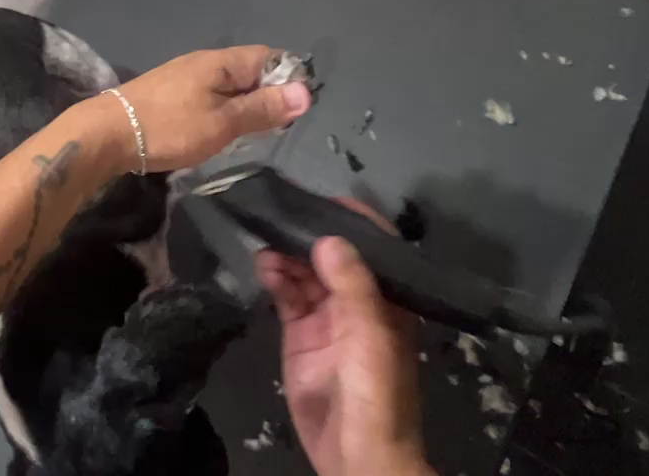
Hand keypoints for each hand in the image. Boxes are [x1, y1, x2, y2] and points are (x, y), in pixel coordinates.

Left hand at [66, 45, 311, 173]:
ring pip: (230, 84)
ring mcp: (185, 76)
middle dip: (270, 92)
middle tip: (282, 125)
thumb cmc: (170, 127)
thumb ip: (262, 108)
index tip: (301, 107)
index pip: (269, 57)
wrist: (108, 133)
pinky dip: (227, 108)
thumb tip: (306, 92)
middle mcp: (205, 62)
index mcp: (221, 62)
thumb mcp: (223, 122)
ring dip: (248, 103)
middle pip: (250, 69)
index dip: (290, 77)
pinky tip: (226, 129)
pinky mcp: (172, 93)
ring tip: (258, 131)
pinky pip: (212, 94)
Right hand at [257, 202, 430, 475]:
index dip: (351, 222)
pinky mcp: (299, 332)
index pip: (372, 248)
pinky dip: (274, 276)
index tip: (323, 199)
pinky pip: (286, 294)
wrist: (355, 454)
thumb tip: (330, 238)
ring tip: (267, 238)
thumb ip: (353, 287)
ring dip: (287, 253)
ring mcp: (325, 316)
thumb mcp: (370, 336)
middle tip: (280, 211)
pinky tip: (263, 264)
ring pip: (304, 270)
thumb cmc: (376, 393)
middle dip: (308, 233)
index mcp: (385, 299)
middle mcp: (355, 301)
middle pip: (330, 255)